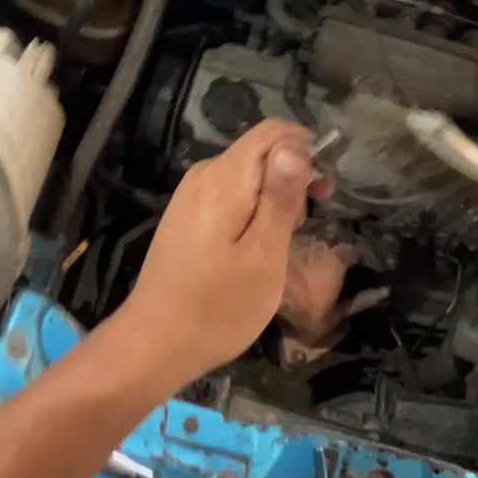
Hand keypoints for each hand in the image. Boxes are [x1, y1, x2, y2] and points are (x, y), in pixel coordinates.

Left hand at [111, 119, 315, 391]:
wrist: (153, 345)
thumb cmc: (218, 307)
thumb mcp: (263, 255)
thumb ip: (280, 197)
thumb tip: (295, 145)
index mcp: (225, 178)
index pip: (272, 132)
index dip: (306, 148)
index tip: (324, 190)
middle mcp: (205, 174)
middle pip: (260, 151)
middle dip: (292, 177)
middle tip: (305, 226)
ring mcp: (191, 194)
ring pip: (247, 174)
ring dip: (274, 197)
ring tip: (281, 243)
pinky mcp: (187, 214)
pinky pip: (230, 193)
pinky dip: (252, 209)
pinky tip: (255, 247)